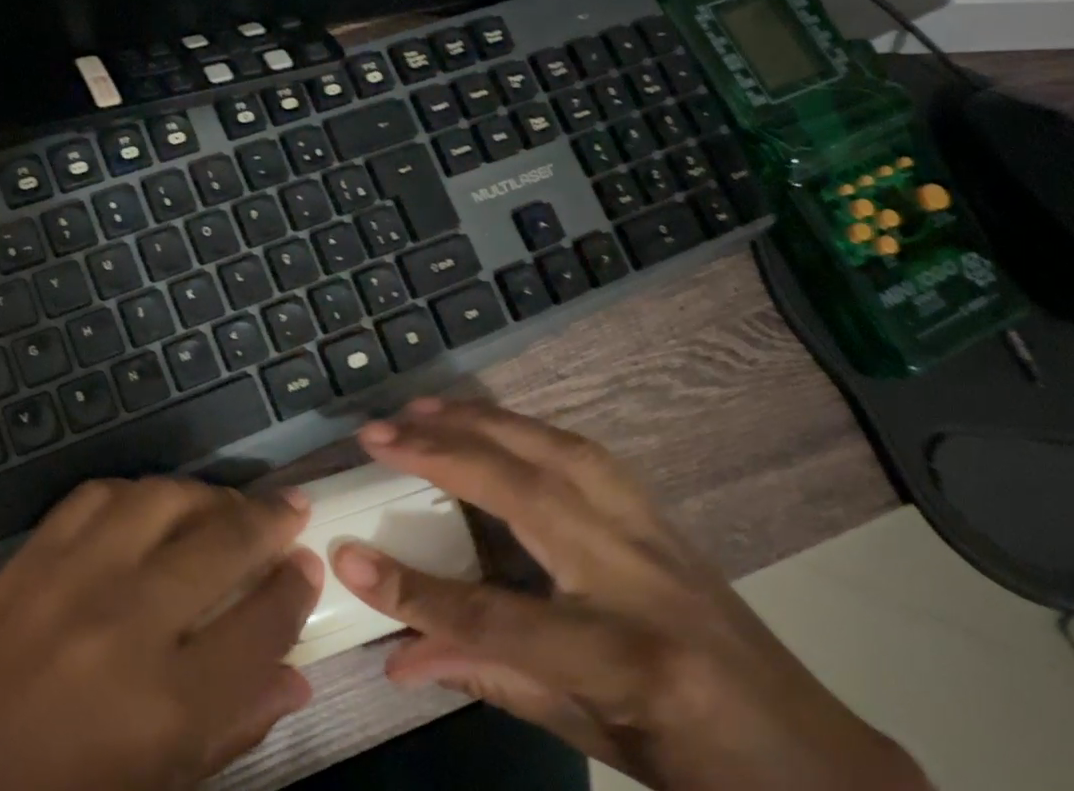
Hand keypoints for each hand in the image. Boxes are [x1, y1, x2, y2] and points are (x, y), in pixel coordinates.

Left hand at [0, 478, 323, 790]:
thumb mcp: (157, 783)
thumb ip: (233, 729)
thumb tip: (295, 676)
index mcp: (169, 702)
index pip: (262, 624)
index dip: (295, 589)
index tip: (307, 567)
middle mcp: (128, 623)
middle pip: (222, 544)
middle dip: (269, 520)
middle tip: (290, 510)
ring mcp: (73, 578)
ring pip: (162, 500)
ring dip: (207, 493)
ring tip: (227, 502)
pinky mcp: (28, 556)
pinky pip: (96, 495)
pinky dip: (136, 492)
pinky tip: (151, 506)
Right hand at [330, 399, 929, 790]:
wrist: (815, 760)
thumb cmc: (693, 759)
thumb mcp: (584, 734)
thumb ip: (484, 679)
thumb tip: (394, 660)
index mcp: (628, 659)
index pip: (495, 617)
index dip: (413, 590)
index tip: (346, 556)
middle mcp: (646, 580)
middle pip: (531, 493)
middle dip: (445, 454)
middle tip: (376, 431)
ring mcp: (664, 540)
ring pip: (566, 453)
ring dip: (486, 420)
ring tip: (423, 405)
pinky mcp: (668, 521)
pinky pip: (592, 457)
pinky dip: (529, 428)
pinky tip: (493, 422)